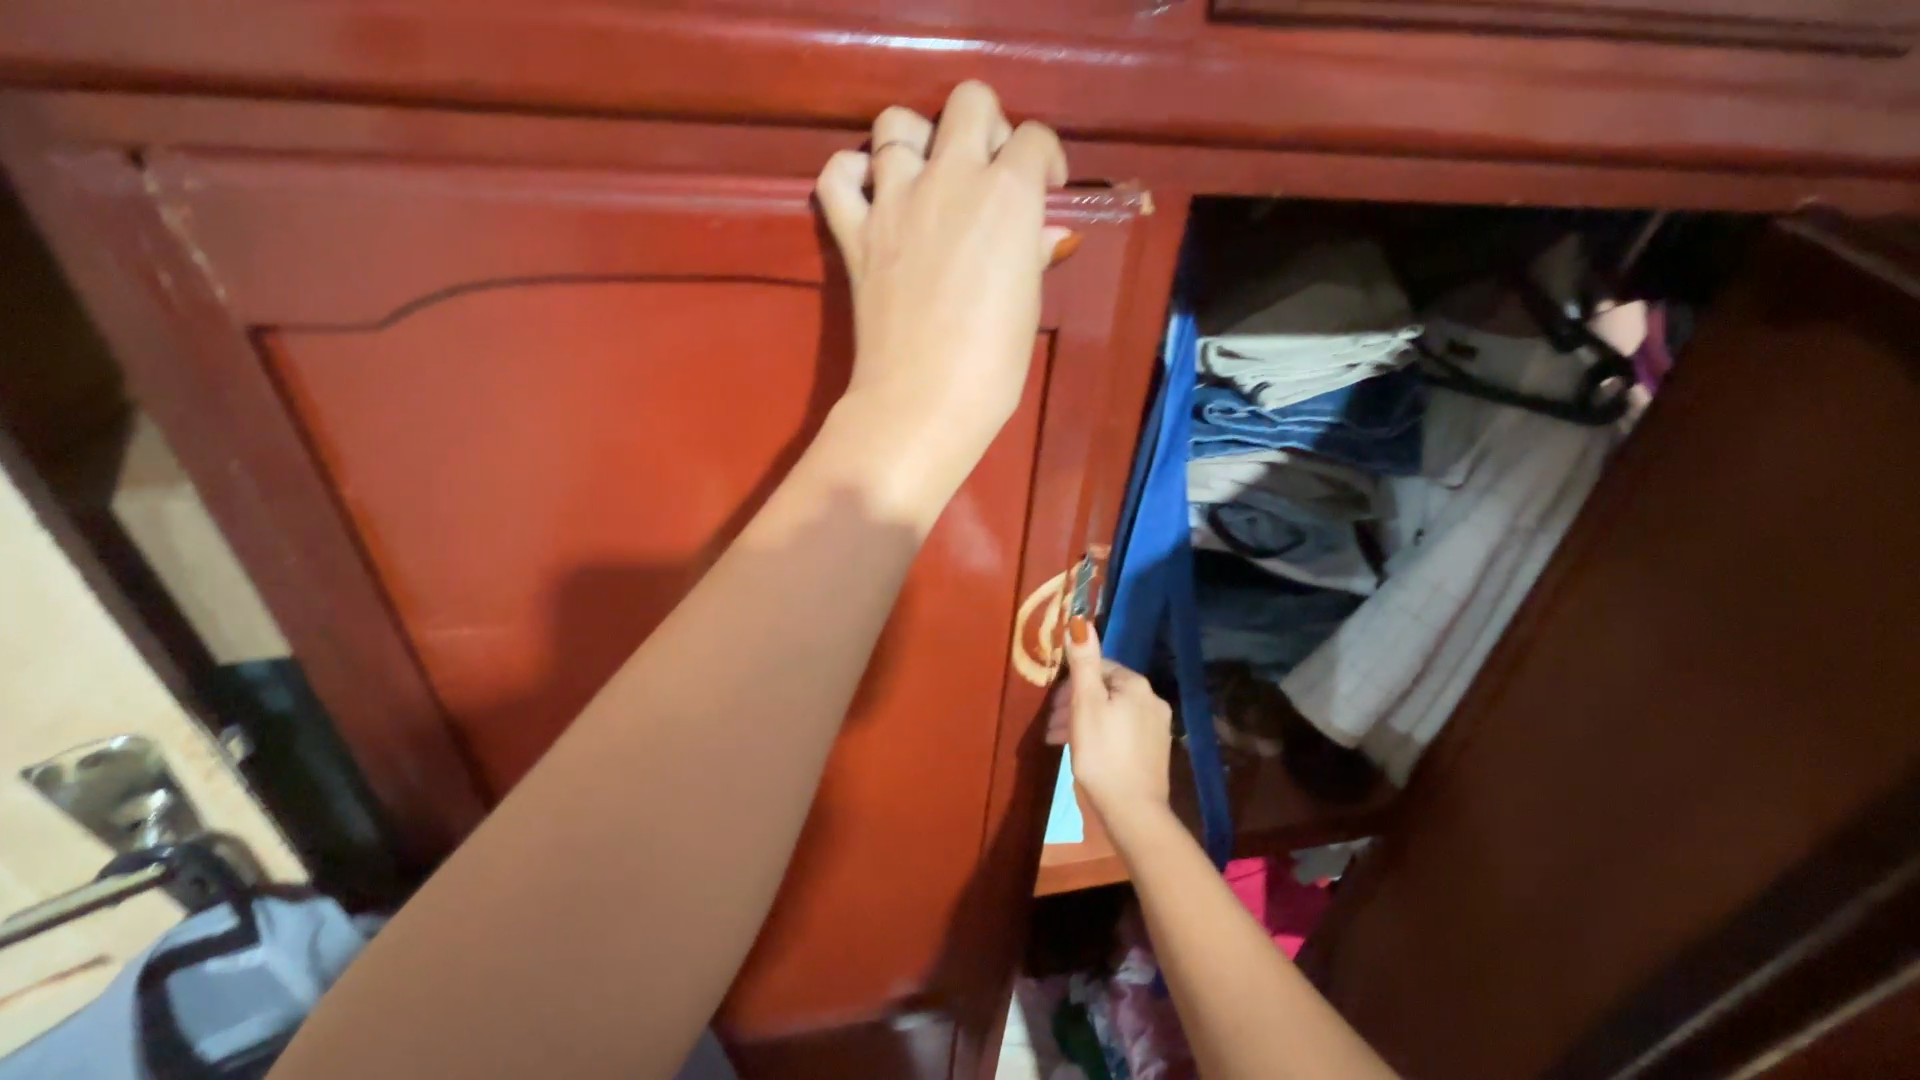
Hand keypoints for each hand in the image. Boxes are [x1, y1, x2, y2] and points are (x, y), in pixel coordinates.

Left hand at [815, 82, 1071, 482]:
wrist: (924, 400)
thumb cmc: (992, 363)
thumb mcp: (1028, 302)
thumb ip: (1032, 252)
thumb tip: (1040, 234)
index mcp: (1008, 194)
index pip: (1035, 138)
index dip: (1045, 160)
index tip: (1045, 190)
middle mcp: (950, 178)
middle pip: (968, 101)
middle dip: (986, 125)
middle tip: (988, 171)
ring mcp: (894, 200)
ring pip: (895, 123)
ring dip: (916, 140)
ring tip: (927, 176)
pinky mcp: (854, 231)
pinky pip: (838, 175)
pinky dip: (852, 174)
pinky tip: (871, 193)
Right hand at [1046, 616, 1173, 824]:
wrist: (1133, 809)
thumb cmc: (1102, 752)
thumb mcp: (1086, 704)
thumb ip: (1084, 662)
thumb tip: (1081, 621)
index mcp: (1136, 685)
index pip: (1100, 668)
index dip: (1072, 683)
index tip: (1052, 705)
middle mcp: (1153, 700)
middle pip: (1106, 691)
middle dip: (1077, 703)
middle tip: (1052, 725)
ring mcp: (1157, 728)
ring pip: (1113, 713)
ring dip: (1086, 721)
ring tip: (1060, 741)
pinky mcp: (1155, 752)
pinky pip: (1122, 733)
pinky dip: (1102, 736)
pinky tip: (1086, 754)